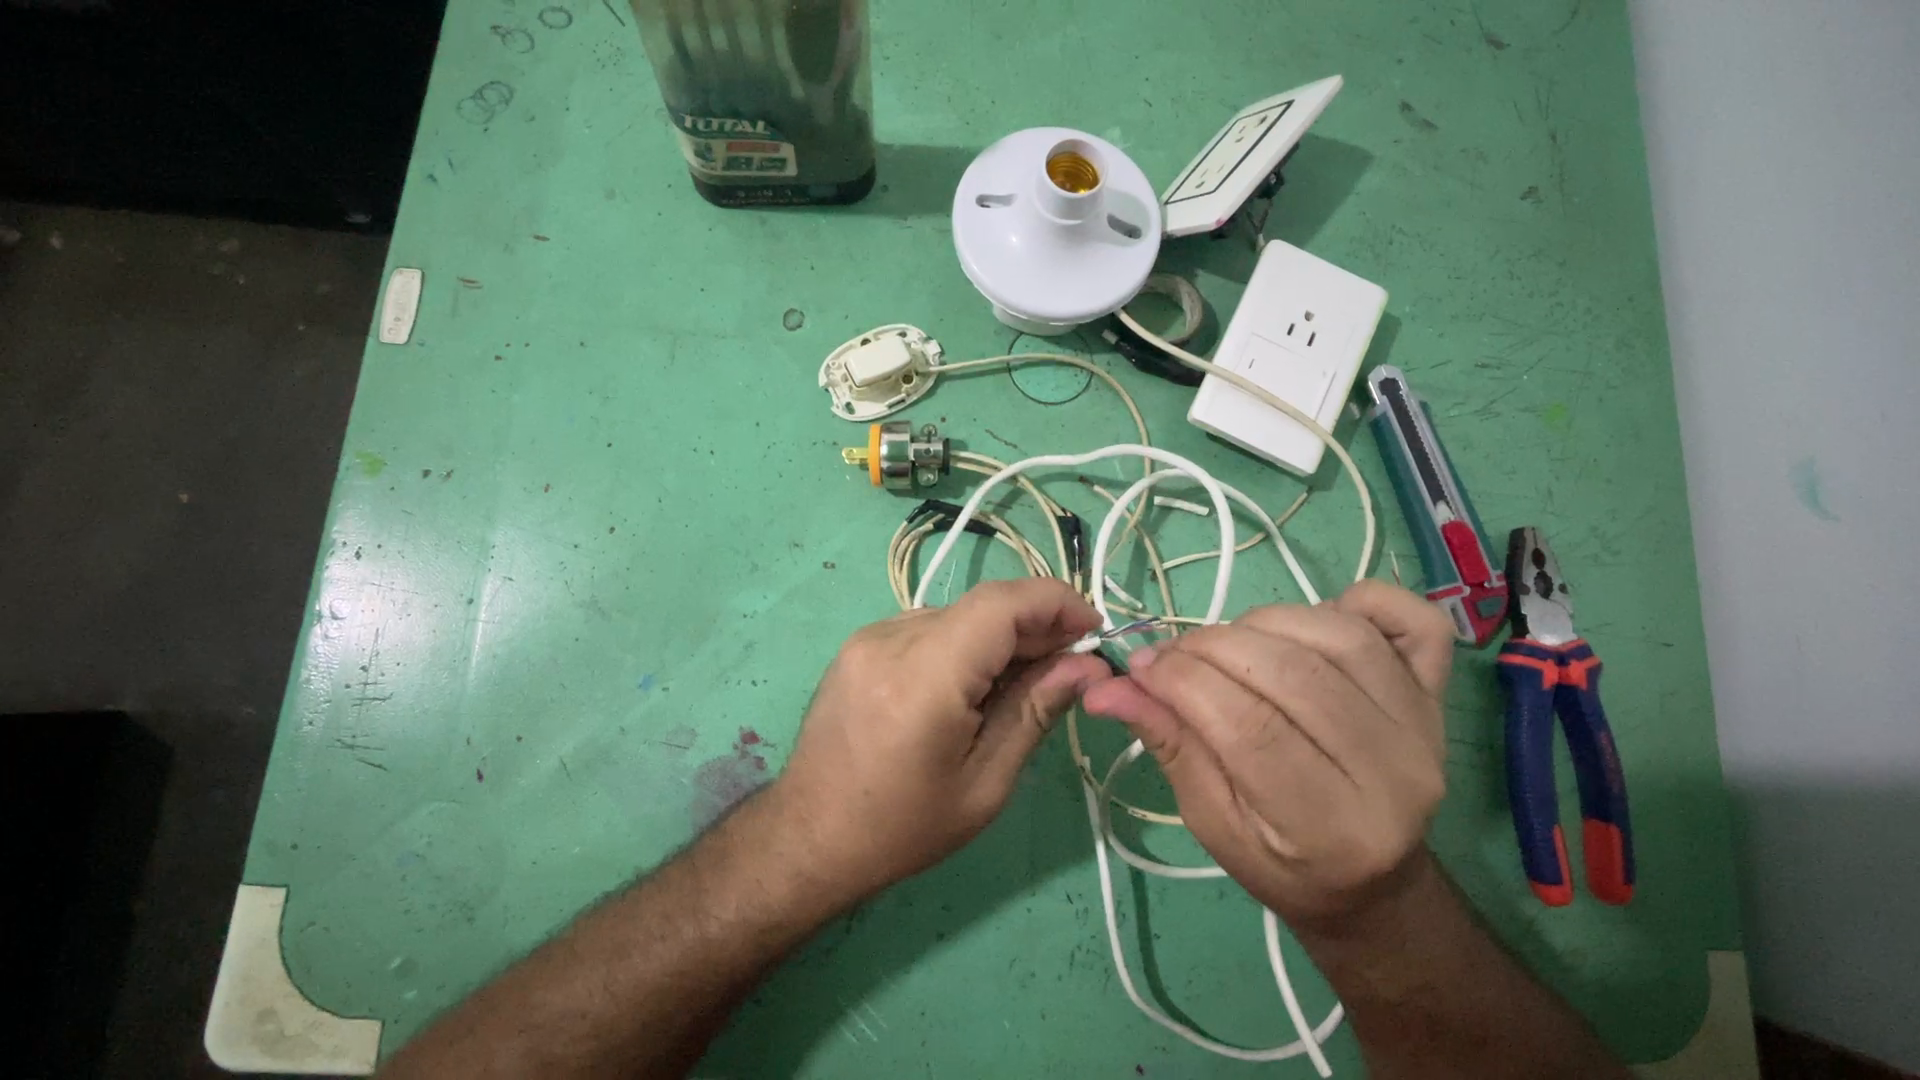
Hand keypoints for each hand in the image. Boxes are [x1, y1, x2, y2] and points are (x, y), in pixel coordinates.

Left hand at [771, 579, 1109, 898]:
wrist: (809, 838)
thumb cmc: (903, 827)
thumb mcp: (986, 782)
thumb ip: (1036, 711)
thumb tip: (1088, 665)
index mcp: (924, 676)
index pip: (1002, 603)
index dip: (1057, 604)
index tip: (1094, 633)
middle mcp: (892, 640)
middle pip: (983, 606)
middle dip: (1036, 626)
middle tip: (1070, 669)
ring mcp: (869, 637)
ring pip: (958, 614)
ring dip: (1000, 637)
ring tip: (1019, 687)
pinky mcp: (858, 645)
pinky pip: (929, 627)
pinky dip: (964, 644)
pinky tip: (972, 687)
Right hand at [1081, 581, 1455, 927]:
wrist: (1374, 881)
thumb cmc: (1283, 864)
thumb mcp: (1211, 823)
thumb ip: (1168, 746)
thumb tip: (1104, 688)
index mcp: (1331, 828)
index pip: (1249, 728)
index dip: (1184, 682)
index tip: (1140, 668)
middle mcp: (1394, 772)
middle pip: (1293, 674)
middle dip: (1212, 647)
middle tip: (1173, 655)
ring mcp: (1426, 725)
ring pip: (1339, 635)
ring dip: (1264, 622)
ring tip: (1228, 644)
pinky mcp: (1438, 692)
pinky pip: (1411, 617)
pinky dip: (1360, 599)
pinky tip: (1315, 616)